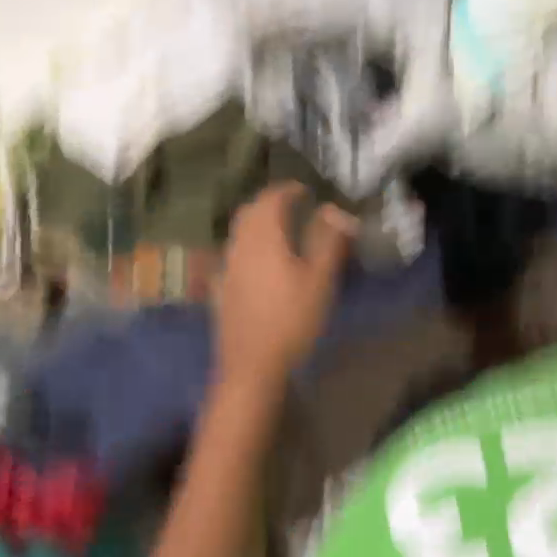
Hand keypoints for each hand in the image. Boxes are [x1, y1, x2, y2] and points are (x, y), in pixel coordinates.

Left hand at [213, 183, 355, 392]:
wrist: (252, 366)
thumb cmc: (292, 320)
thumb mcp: (320, 280)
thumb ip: (328, 241)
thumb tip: (334, 209)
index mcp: (265, 238)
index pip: (271, 200)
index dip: (287, 190)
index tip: (305, 190)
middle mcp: (240, 246)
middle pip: (249, 212)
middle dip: (269, 202)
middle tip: (291, 204)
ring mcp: (227, 268)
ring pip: (238, 232)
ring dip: (257, 222)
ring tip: (278, 228)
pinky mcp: (221, 290)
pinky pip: (232, 255)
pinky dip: (247, 246)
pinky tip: (256, 261)